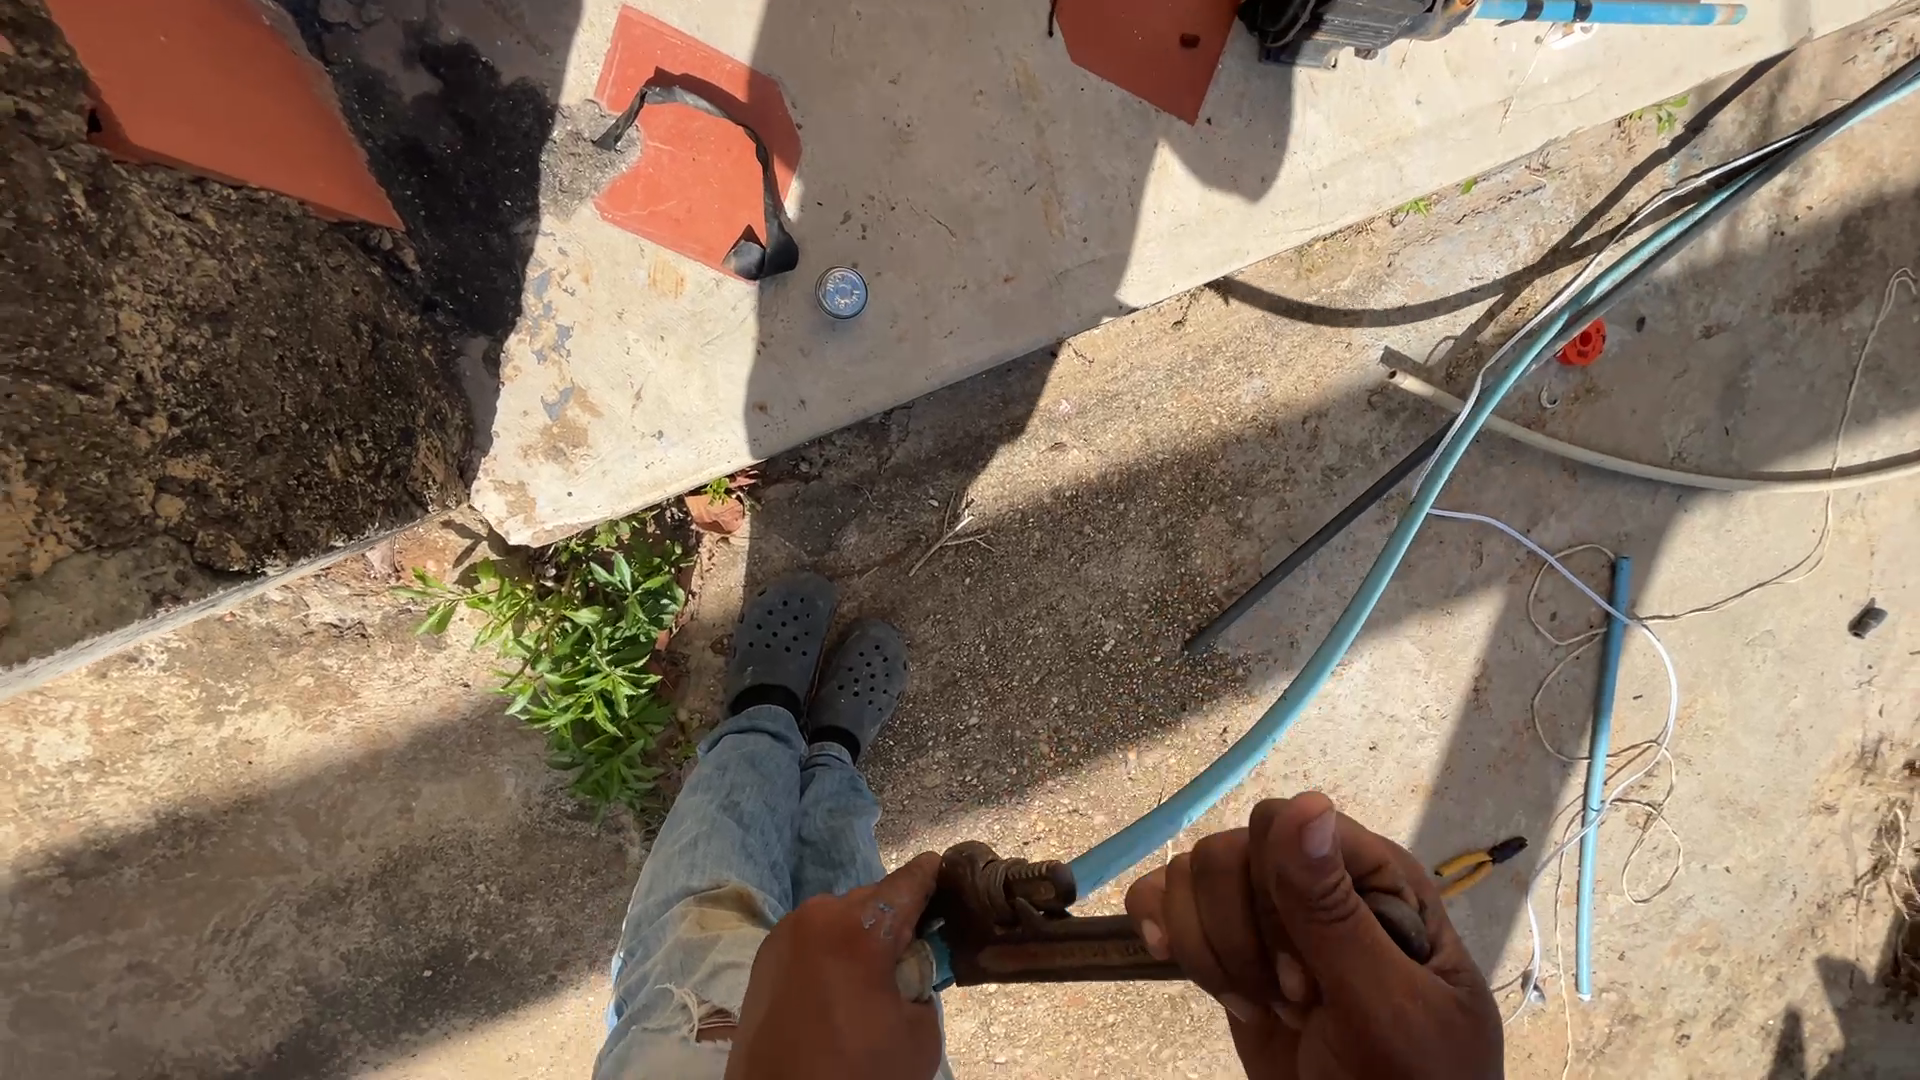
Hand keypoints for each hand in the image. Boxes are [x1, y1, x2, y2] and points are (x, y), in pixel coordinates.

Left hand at [724, 852, 944, 1079]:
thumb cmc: (855, 1074)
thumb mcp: (918, 1036)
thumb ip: (924, 984)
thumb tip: (909, 968)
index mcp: (861, 927)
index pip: (909, 881)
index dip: (932, 876)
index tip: (944, 872)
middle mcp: (821, 914)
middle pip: (874, 899)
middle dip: (894, 920)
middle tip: (908, 955)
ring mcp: (787, 932)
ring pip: (841, 917)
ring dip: (860, 936)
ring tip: (868, 978)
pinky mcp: (765, 955)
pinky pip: (813, 937)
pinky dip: (831, 950)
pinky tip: (837, 986)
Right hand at [1124, 793, 1502, 1079]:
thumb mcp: (1381, 1007)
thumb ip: (1333, 911)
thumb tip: (1304, 803)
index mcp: (1368, 873)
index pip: (1282, 827)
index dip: (1276, 894)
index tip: (1305, 976)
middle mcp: (1310, 875)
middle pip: (1226, 852)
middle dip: (1241, 936)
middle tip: (1291, 1004)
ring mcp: (1259, 907)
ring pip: (1188, 873)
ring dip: (1208, 949)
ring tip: (1257, 1004)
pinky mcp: (1219, 937)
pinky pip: (1159, 894)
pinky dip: (1156, 922)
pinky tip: (1167, 957)